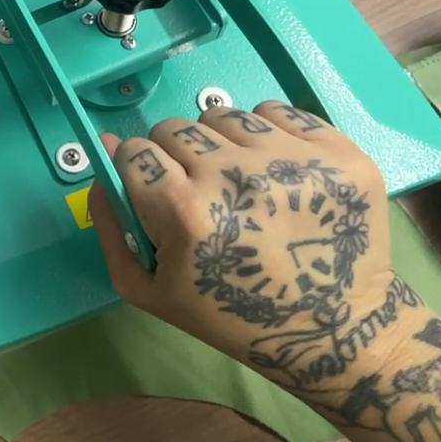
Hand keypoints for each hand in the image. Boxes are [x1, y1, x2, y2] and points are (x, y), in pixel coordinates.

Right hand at [88, 102, 422, 392]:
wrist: (337, 331)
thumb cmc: (233, 315)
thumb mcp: (148, 289)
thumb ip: (110, 222)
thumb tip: (103, 150)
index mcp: (184, 211)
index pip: (134, 152)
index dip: (137, 170)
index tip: (157, 192)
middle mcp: (234, 175)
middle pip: (173, 128)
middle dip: (174, 156)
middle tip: (199, 192)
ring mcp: (290, 160)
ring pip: (222, 113)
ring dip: (219, 141)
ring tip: (239, 179)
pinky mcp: (335, 153)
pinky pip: (276, 110)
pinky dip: (266, 132)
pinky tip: (275, 168)